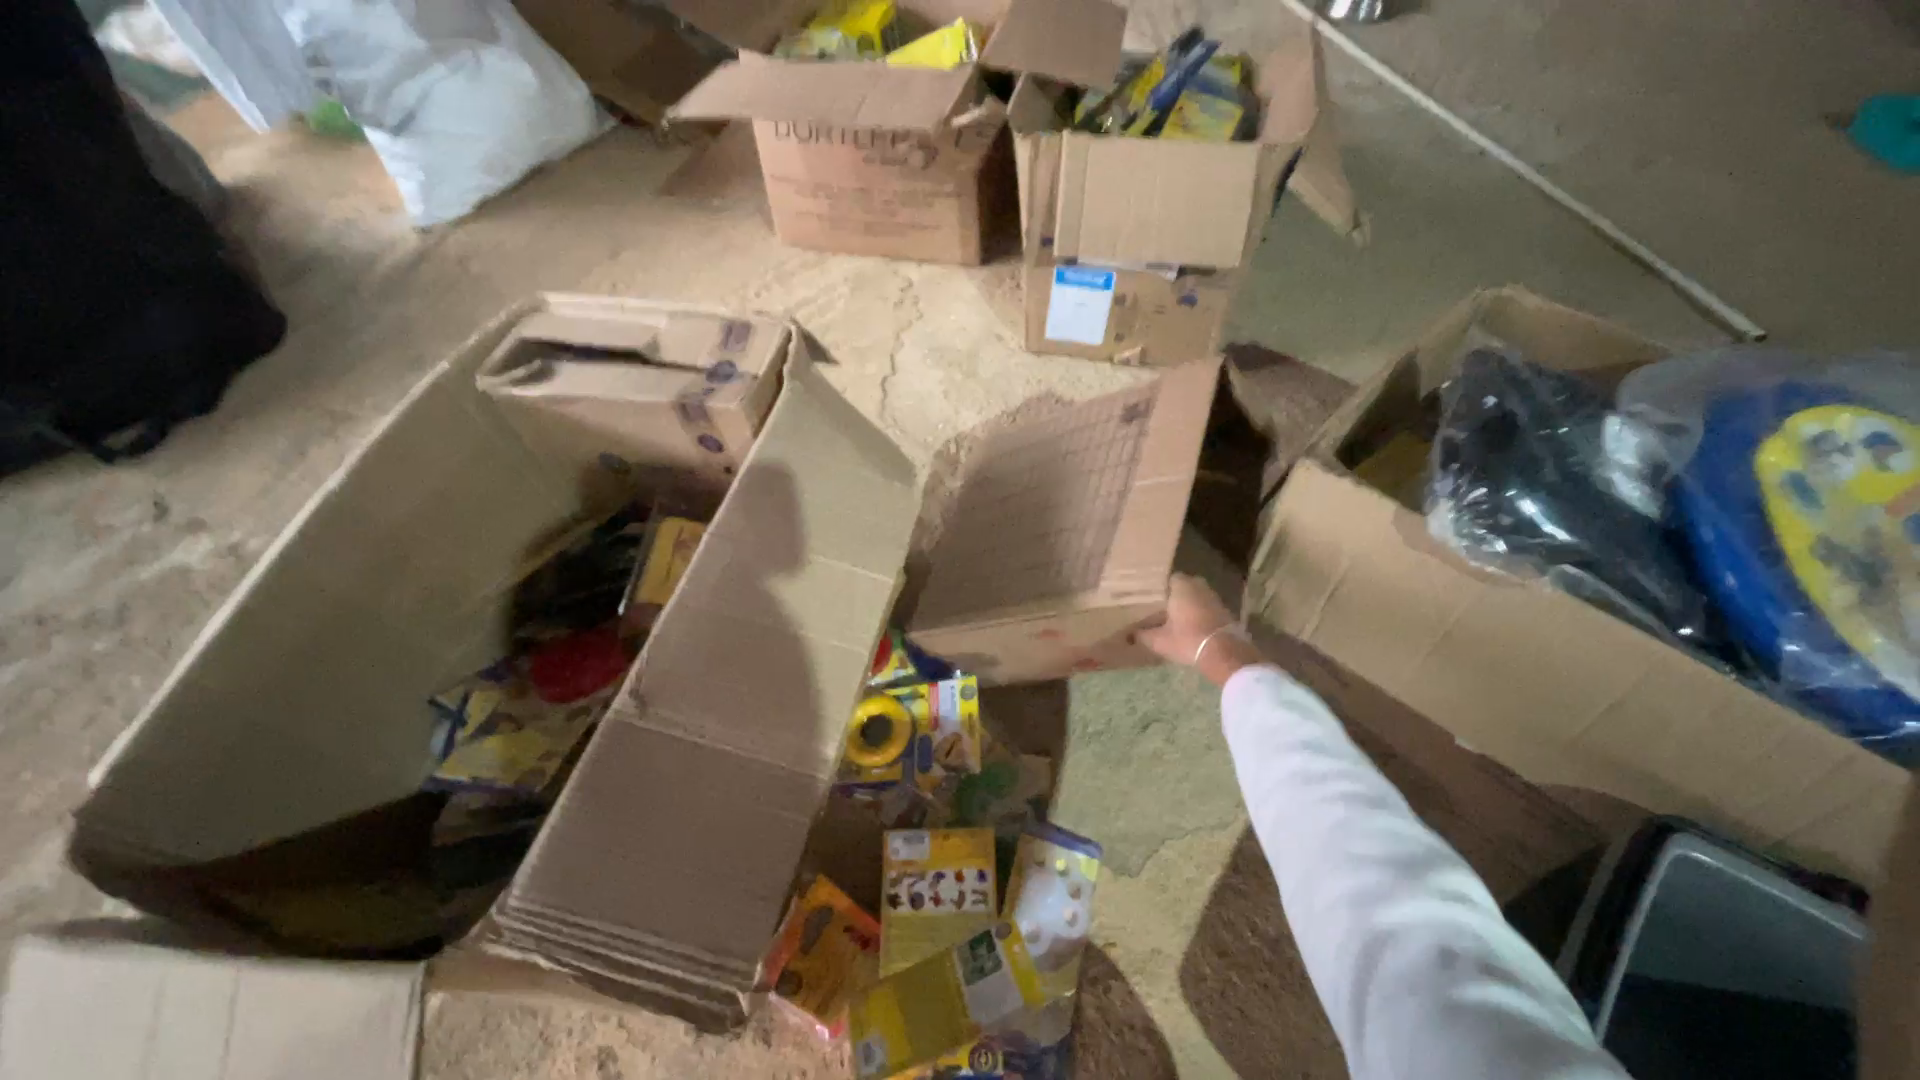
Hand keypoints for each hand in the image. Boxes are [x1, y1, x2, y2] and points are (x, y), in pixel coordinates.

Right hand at [1134, 574, 1262, 686]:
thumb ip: (1143, 635)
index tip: (1154, 599)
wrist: (1223, 653)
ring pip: (1198, 597)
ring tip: (1178, 619)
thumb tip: (1131, 634)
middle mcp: (1200, 587)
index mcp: (1182, 586)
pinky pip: (1208, 609)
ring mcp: (1215, 598)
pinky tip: (1193, 628)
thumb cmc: (1186, 640)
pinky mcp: (1226, 612)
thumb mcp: (1158, 640)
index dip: (1161, 589)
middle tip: (1165, 609)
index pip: (1169, 579)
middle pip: (1185, 587)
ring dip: (1190, 605)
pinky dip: (1201, 615)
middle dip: (1177, 596)